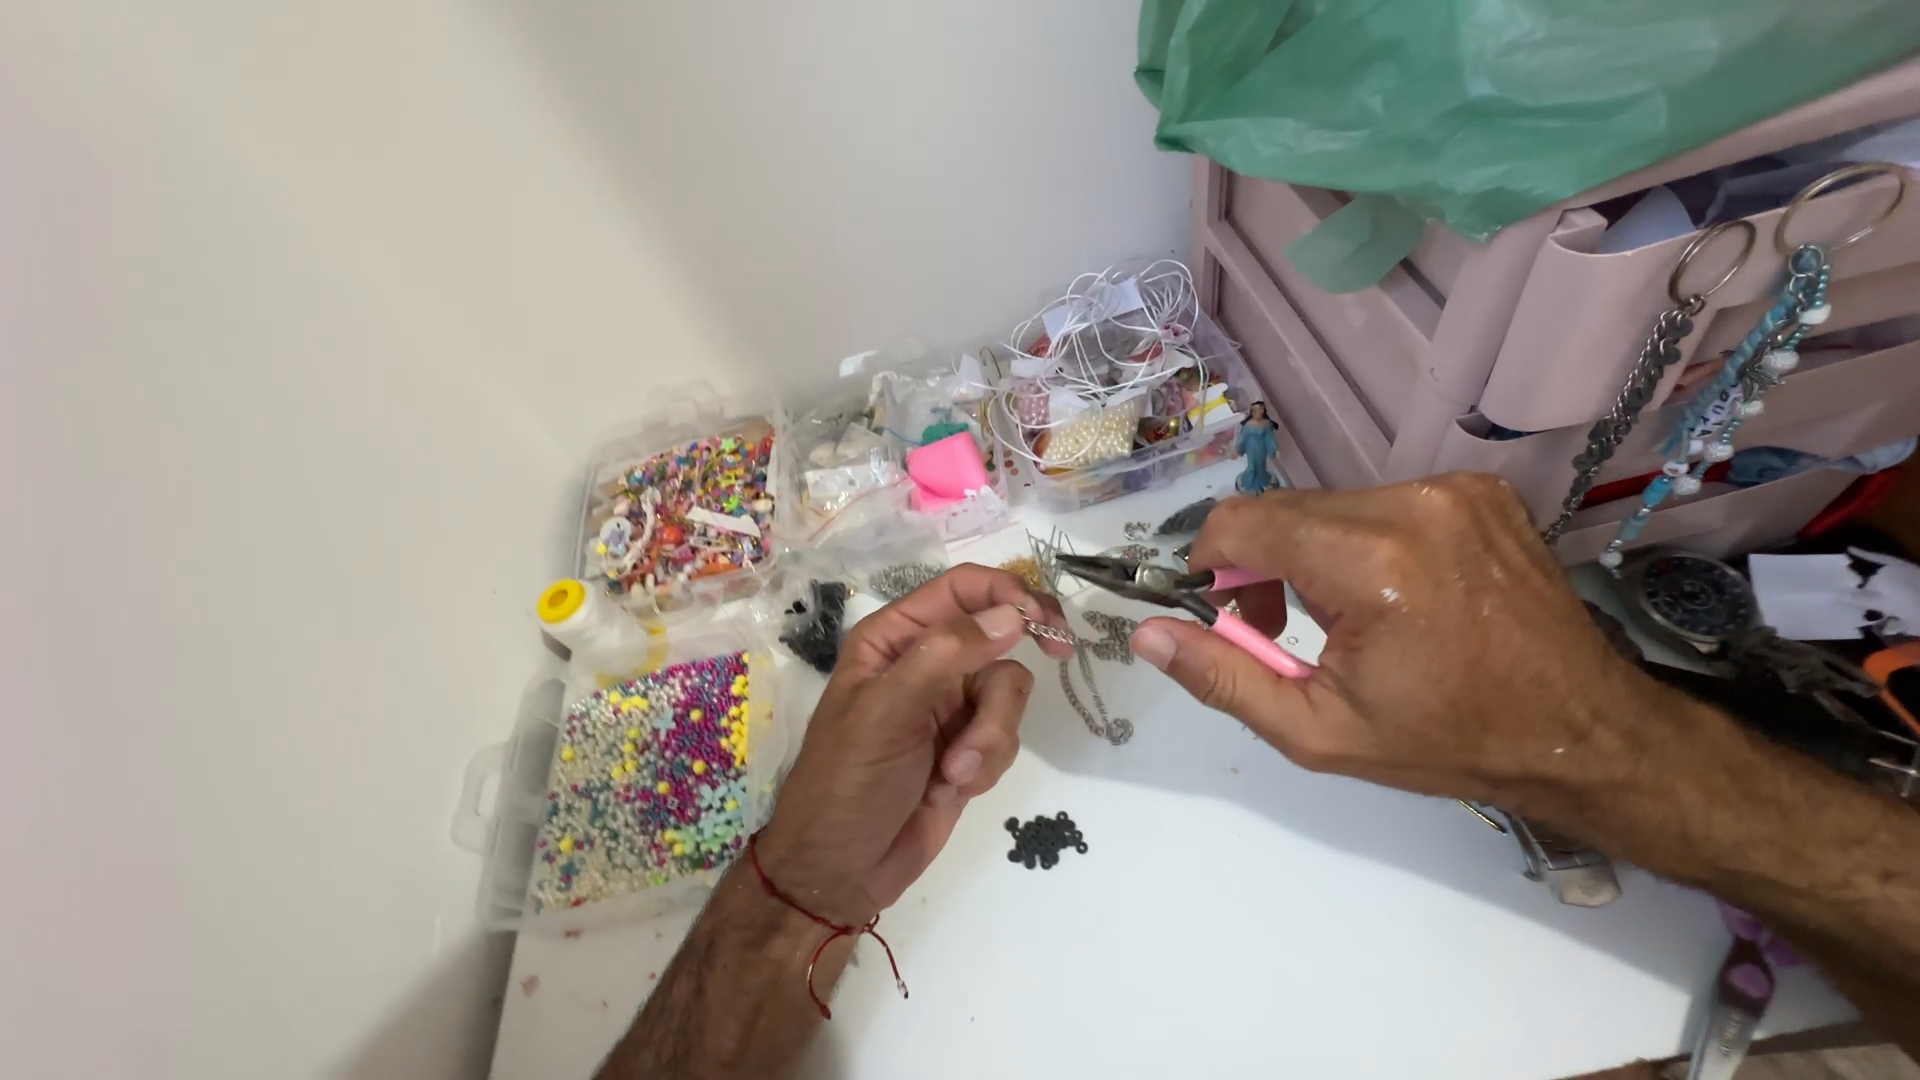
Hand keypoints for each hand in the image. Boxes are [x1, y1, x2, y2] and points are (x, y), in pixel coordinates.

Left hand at [756, 564, 1072, 923]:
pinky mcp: (970, 746)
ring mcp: (951, 705)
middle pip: (999, 635)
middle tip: (1061, 652)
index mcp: (896, 639)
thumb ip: (947, 654)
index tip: (1041, 618)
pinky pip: (1007, 734)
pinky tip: (953, 786)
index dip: (1005, 591)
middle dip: (1016, 663)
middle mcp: (928, 663)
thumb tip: (1013, 614)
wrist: (843, 868)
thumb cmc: (849, 779)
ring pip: (1009, 690)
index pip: (960, 589)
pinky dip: (989, 761)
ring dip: (992, 732)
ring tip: (955, 770)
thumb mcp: (887, 710)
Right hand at [1129, 472, 1663, 811]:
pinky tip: (1379, 589)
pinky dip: (1350, 539)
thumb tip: (1146, 634)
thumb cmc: (1446, 742)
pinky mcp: (1473, 489)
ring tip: (1331, 613)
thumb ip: (1222, 677)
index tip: (1220, 609)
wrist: (1587, 733)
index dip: (1209, 562)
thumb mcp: (1316, 731)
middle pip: (1279, 509)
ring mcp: (1450, 489)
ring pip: (1322, 504)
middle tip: (1273, 623)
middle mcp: (1411, 504)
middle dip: (1255, 561)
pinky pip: (1371, 502)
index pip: (1242, 523)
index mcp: (1371, 563)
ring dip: (1302, 550)